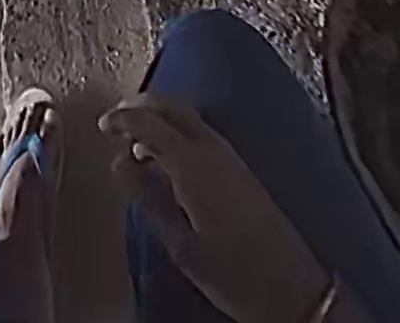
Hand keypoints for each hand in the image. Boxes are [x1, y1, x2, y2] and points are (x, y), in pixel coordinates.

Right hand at [102, 94, 330, 322]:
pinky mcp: (237, 165)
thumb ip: (147, 198)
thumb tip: (118, 165)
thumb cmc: (233, 273)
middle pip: (168, 106)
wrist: (297, 293)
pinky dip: (173, 131)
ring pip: (184, 116)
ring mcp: (227, 154)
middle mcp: (210, 148)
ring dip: (157, 119)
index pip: (148, 122)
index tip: (102, 126)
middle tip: (117, 126)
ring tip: (136, 146)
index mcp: (192, 163)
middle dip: (139, 108)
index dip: (121, 119)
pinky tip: (165, 159)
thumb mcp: (181, 243)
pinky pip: (197, 130)